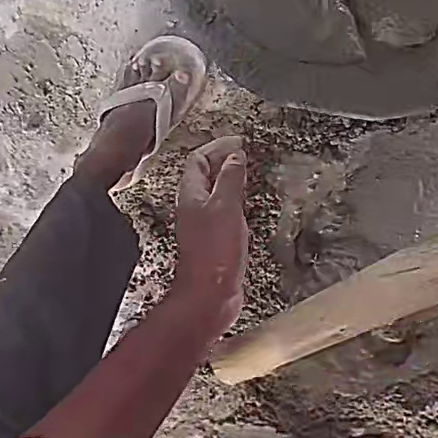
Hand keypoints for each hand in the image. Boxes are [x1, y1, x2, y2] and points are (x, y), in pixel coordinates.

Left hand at [172, 135, 249, 332]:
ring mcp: (202, 224)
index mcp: (191, 195)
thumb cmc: (214, 253)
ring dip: (228, 179)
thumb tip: (236, 156)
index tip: (238, 142)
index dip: (217, 147)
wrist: (209, 295)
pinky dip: (233, 200)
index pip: (198, 160)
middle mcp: (193, 207)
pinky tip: (246, 204)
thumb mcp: (226, 207)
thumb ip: (230, 179)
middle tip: (243, 153)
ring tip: (247, 173)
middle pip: (203, 174)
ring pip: (213, 192)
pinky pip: (222, 210)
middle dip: (222, 160)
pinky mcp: (213, 239)